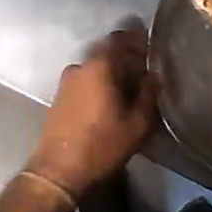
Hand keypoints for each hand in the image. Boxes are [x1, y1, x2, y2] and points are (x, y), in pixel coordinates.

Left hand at [25, 24, 160, 198]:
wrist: (58, 173)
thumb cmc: (102, 145)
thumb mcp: (138, 123)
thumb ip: (149, 93)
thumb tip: (153, 75)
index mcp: (100, 66)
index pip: (120, 38)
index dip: (137, 39)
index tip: (151, 46)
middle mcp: (80, 66)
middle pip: (107, 52)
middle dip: (127, 58)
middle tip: (145, 71)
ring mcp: (66, 82)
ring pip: (96, 68)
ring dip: (112, 73)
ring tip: (130, 89)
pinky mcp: (60, 98)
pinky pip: (85, 81)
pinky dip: (99, 84)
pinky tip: (111, 102)